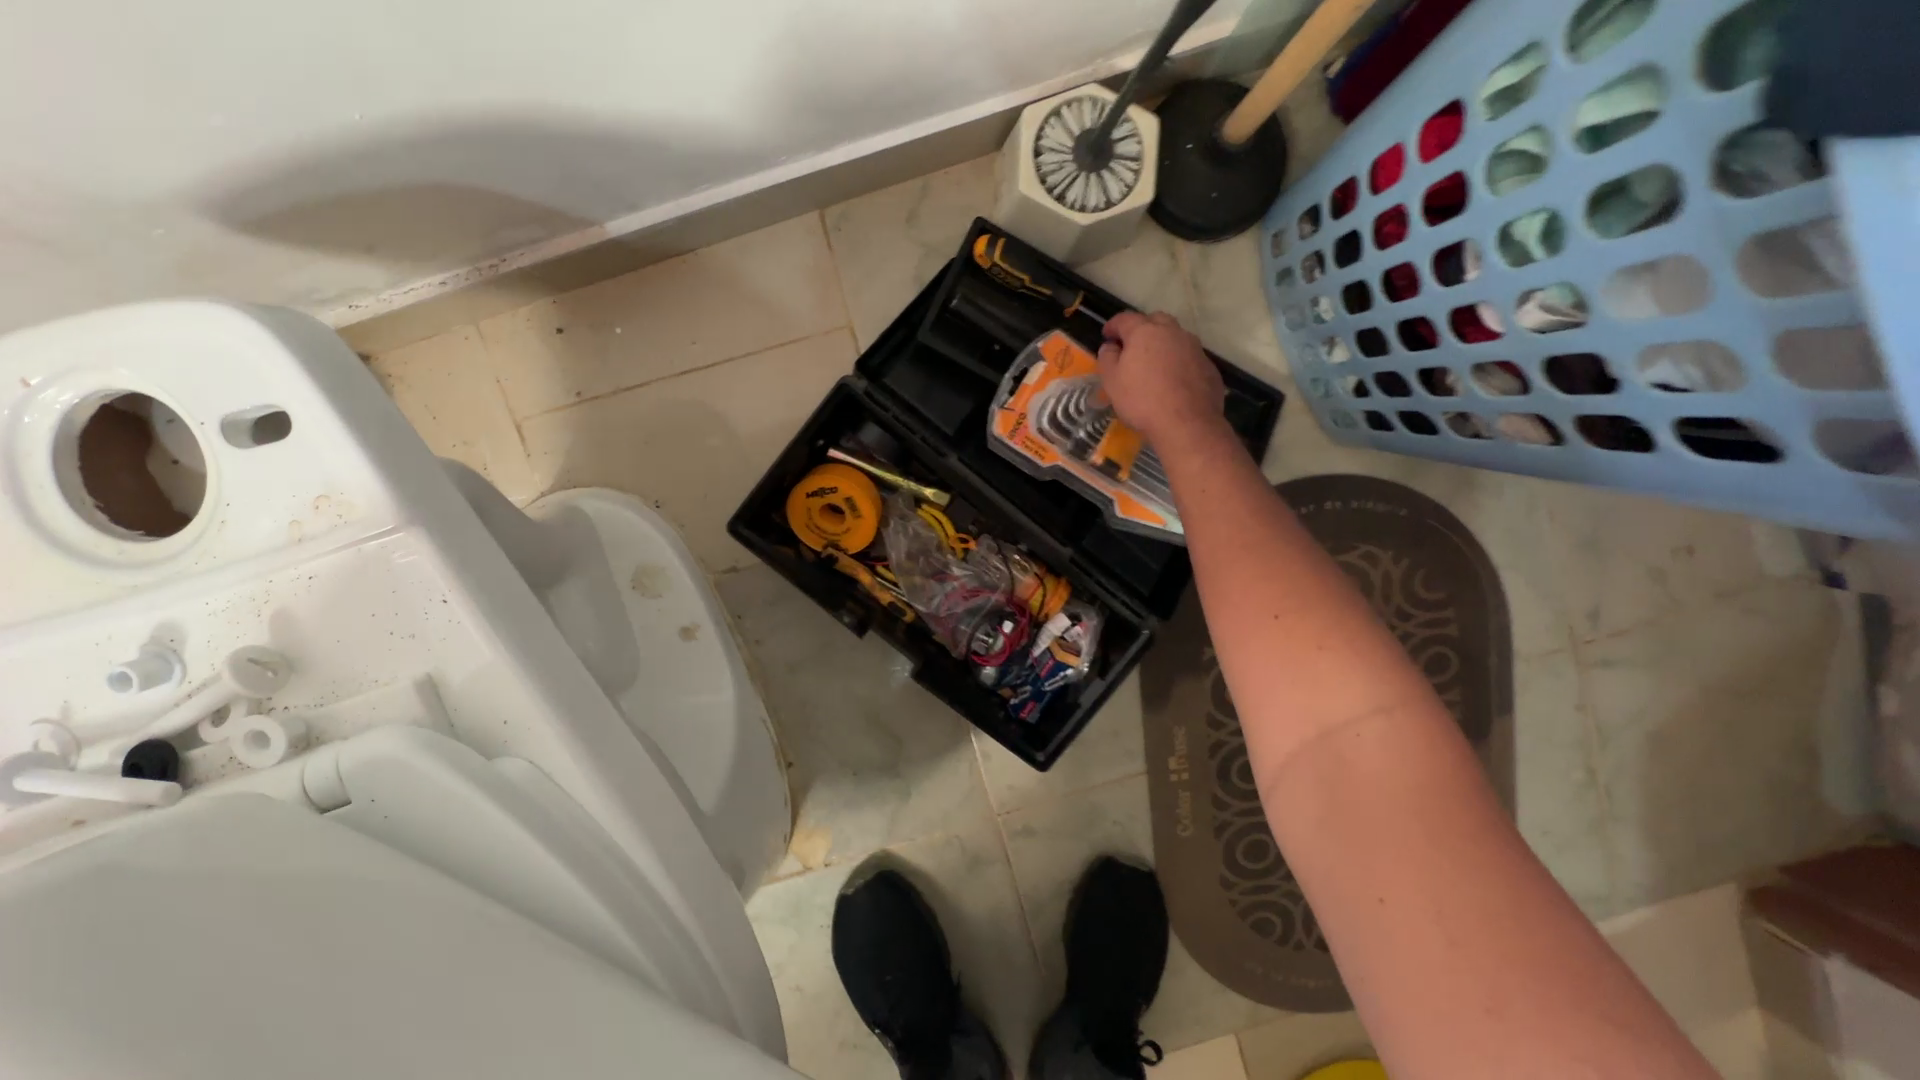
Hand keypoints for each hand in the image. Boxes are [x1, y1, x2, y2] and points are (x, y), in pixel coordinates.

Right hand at [1095, 311, 1228, 449]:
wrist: (1187, 424)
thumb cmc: (1142, 400)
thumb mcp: (1112, 381)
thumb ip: (1107, 358)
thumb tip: (1111, 346)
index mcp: (1145, 332)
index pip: (1125, 319)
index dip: (1113, 326)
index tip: (1106, 336)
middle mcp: (1173, 333)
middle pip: (1156, 321)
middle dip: (1142, 329)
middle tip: (1133, 347)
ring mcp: (1195, 348)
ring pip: (1176, 338)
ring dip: (1164, 345)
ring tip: (1155, 365)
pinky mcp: (1209, 366)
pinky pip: (1189, 358)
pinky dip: (1179, 363)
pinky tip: (1174, 382)